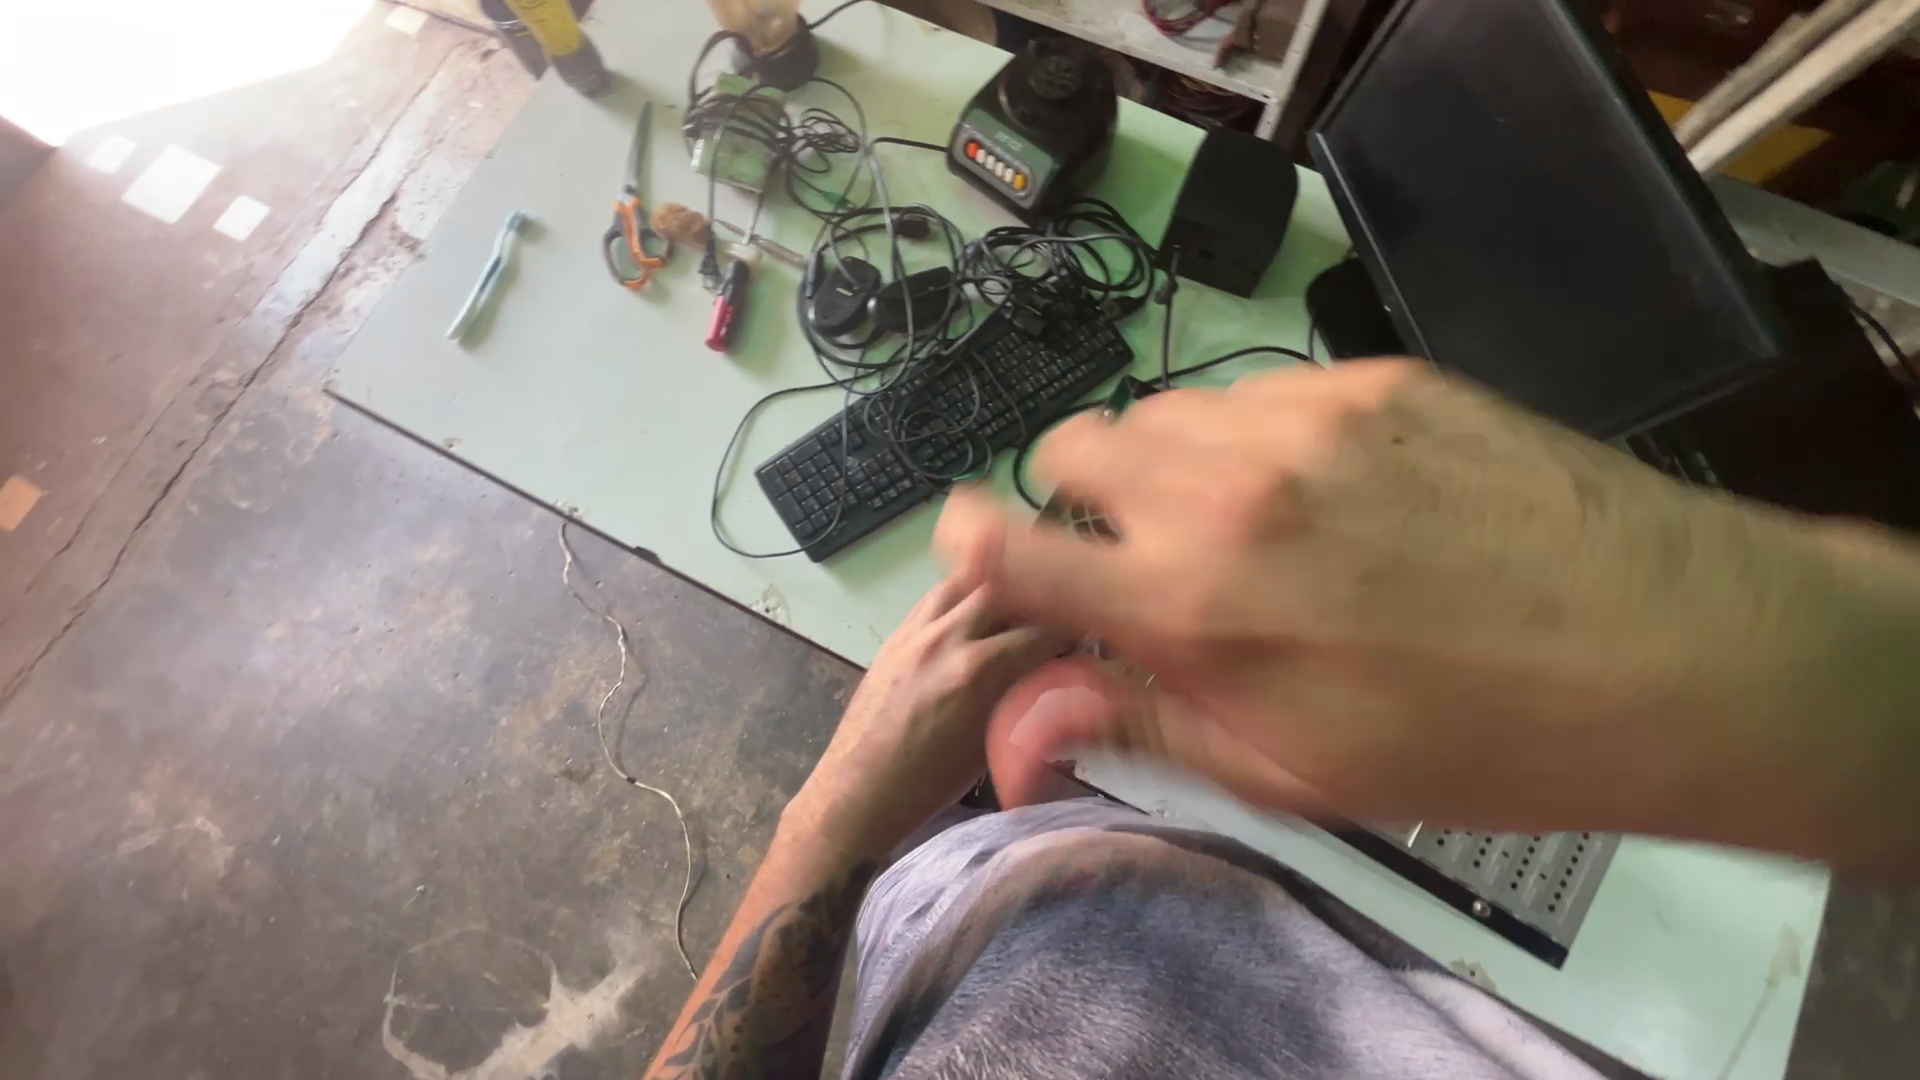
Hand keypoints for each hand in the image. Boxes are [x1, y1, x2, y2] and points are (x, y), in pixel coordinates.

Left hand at [786, 578, 1067, 857]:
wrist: (860, 790)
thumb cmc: (931, 783)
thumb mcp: (992, 742)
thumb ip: (1023, 697)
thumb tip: (1055, 671)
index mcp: (978, 671)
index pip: (1042, 629)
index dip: (1073, 628)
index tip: (1085, 635)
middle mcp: (948, 638)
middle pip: (1008, 586)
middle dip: (1040, 595)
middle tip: (1055, 612)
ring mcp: (918, 631)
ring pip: (968, 579)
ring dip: (1000, 584)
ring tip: (1019, 600)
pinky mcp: (897, 633)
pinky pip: (937, 595)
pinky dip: (964, 593)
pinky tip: (976, 609)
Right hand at [941, 360, 1905, 860]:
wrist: (1675, 650)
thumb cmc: (1464, 739)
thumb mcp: (1280, 772)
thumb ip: (1129, 725)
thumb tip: (1010, 725)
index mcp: (1190, 604)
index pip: (1011, 550)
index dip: (968, 540)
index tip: (972, 541)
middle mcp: (1222, 493)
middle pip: (1071, 447)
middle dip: (1079, 498)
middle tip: (1139, 548)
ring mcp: (1296, 420)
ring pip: (1156, 415)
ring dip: (1164, 465)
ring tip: (1237, 519)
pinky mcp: (1364, 380)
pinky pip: (1250, 394)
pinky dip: (1248, 439)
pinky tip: (1321, 487)